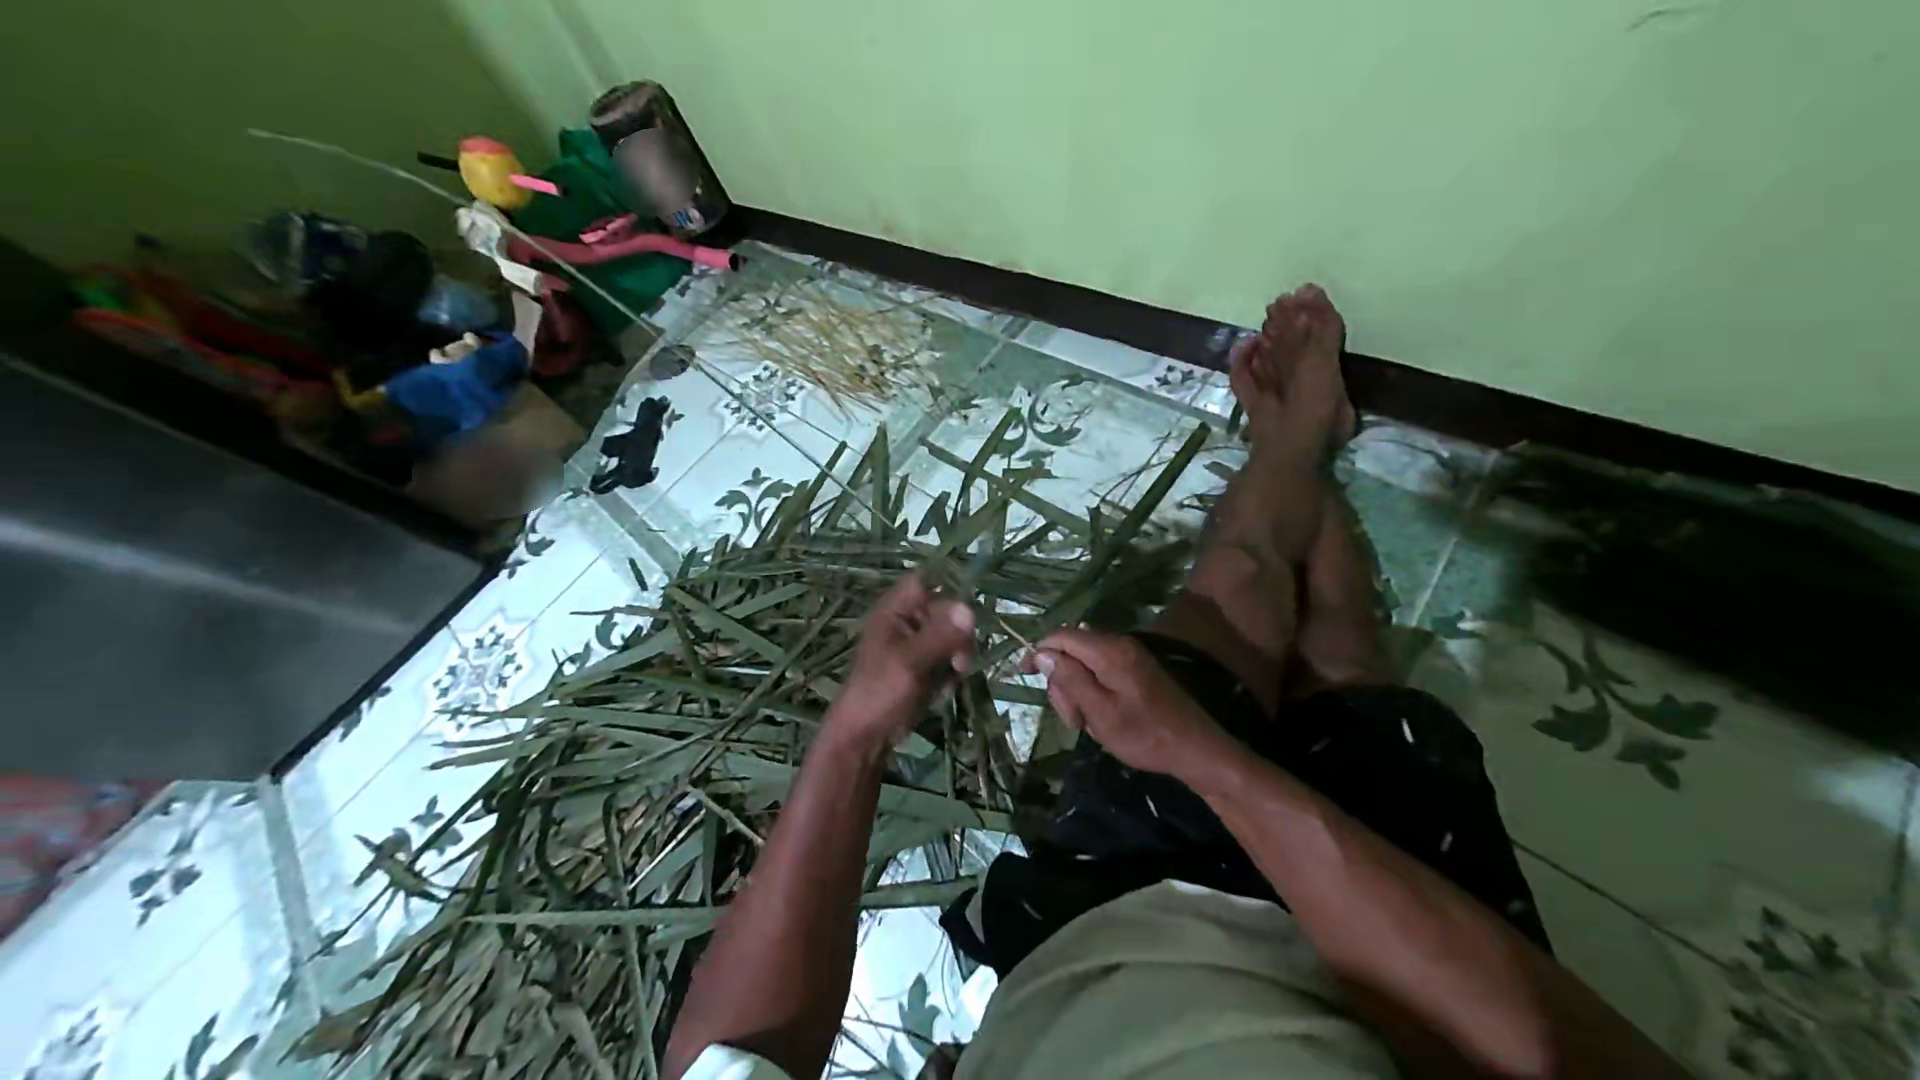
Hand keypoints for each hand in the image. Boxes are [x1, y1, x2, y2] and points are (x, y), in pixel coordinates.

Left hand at [824, 573, 975, 756]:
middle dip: (959, 635)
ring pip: (953, 636)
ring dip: (957, 658)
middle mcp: (907, 621)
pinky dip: (950, 674)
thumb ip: (940, 635)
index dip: (947, 592)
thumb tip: (970, 609)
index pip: (926, 581)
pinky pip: (950, 659)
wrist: (865, 737)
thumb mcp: (910, 662)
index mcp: (894, 610)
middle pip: (947, 610)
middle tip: (959, 662)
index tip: (966, 616)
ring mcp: (917, 644)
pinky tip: (942, 691)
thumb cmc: (878, 693)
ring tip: (949, 679)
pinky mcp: (925, 666)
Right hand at [1026, 627, 1240, 783]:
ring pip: (1083, 662)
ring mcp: (1129, 656)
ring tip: (1088, 723)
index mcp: (1110, 651)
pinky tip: (1100, 716)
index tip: (1023, 674)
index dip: (1038, 651)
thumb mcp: (1100, 713)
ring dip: (1077, 691)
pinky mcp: (1136, 669)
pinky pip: (1100, 670)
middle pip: (1071, 649)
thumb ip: (1070, 679)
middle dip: (1062, 681)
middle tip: (1073, 718)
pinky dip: (1091, 691)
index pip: (1061, 636)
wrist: (1196, 749)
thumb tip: (1042, 653)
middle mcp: (1119, 644)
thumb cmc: (1145, 735)